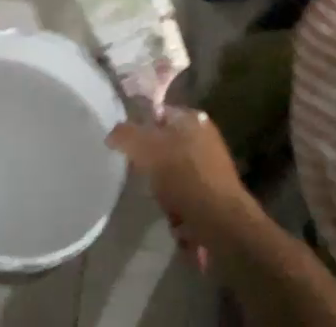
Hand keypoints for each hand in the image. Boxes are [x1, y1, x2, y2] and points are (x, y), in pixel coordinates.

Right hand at [107, 108, 257, 247]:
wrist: (222, 222)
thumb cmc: (182, 176)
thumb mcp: (145, 148)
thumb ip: (124, 135)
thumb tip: (113, 134)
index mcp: (192, 118)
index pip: (157, 114)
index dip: (139, 129)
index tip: (128, 149)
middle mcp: (206, 137)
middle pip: (165, 146)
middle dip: (152, 165)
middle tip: (143, 178)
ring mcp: (214, 167)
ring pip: (175, 173)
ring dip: (164, 190)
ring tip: (160, 203)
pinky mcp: (217, 194)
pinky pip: (187, 195)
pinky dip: (178, 207)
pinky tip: (175, 220)